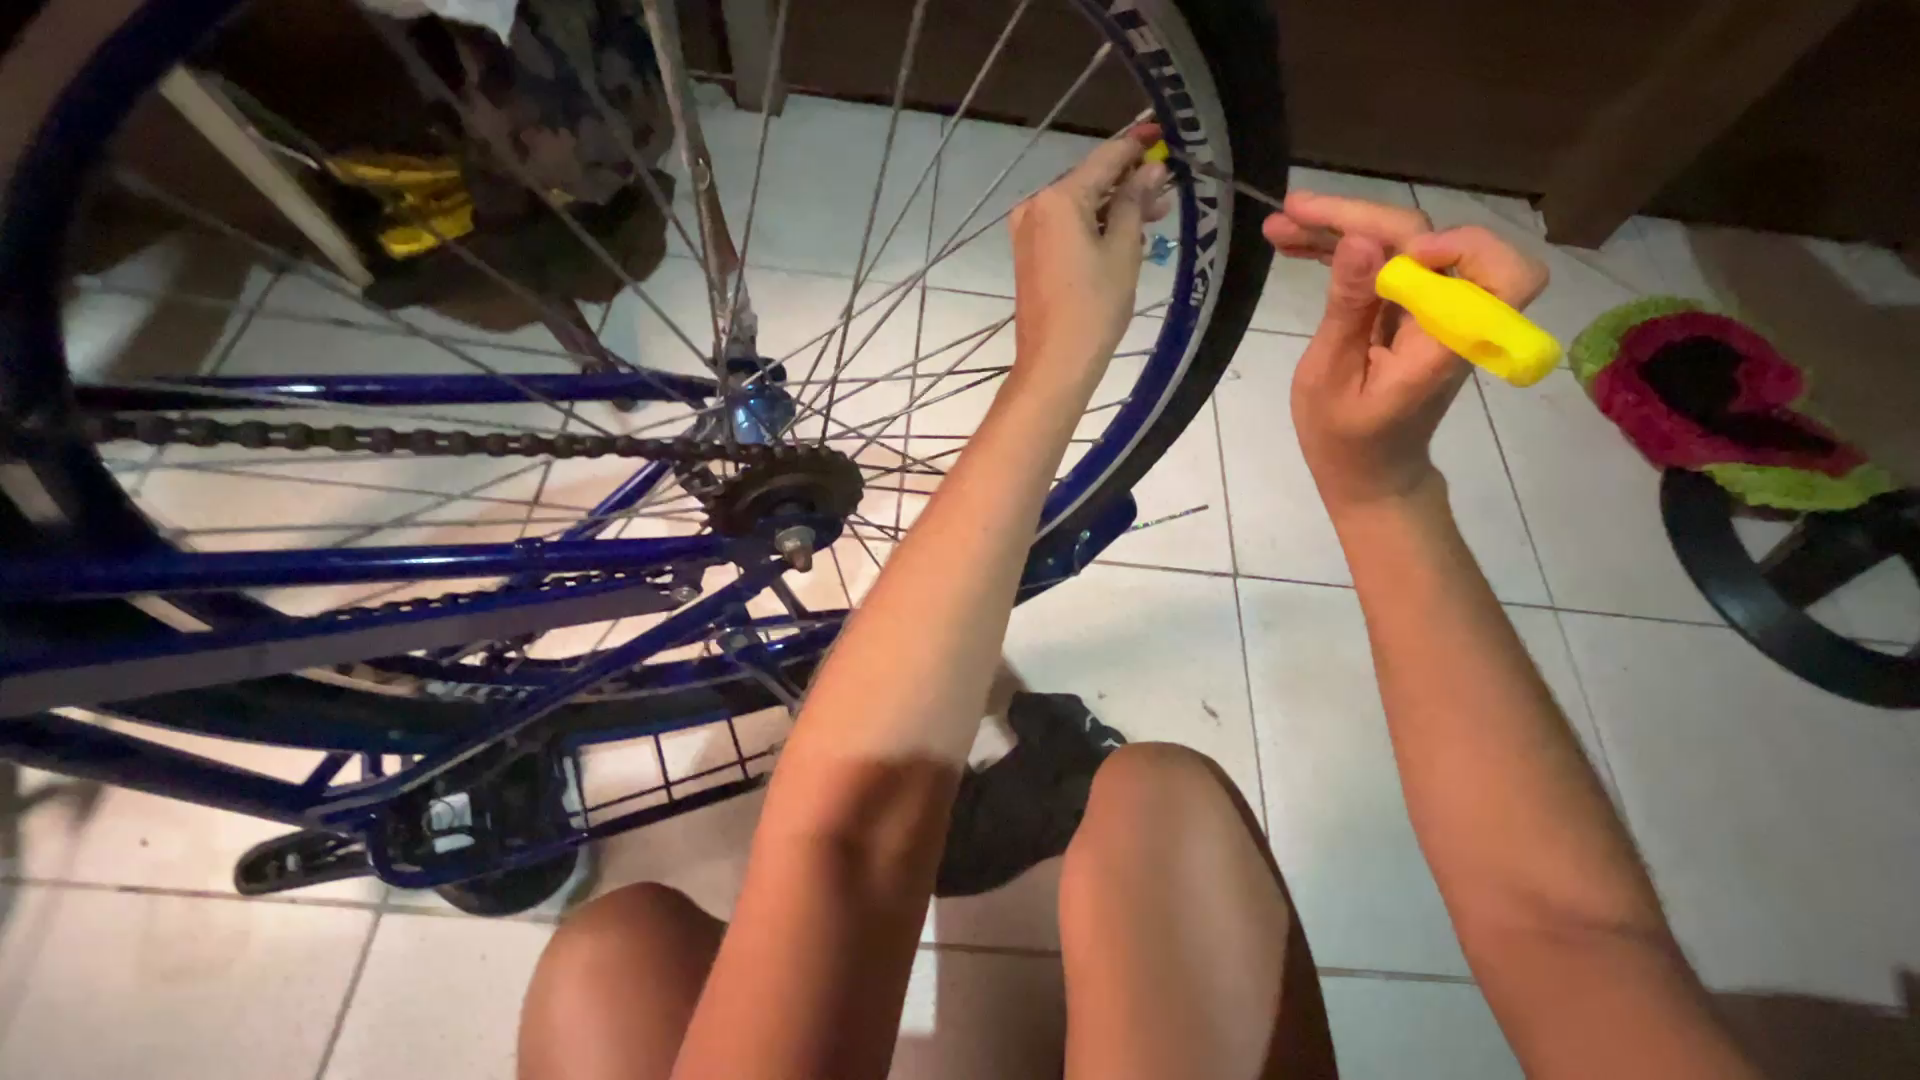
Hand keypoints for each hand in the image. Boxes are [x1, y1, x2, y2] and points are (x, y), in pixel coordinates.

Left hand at [1008, 124, 1168, 378]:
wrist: (1055, 362)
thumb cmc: (1094, 308)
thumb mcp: (1123, 251)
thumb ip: (1134, 203)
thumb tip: (1151, 169)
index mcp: (1058, 199)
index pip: (1105, 158)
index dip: (1136, 146)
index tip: (1163, 136)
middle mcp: (1036, 206)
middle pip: (1089, 182)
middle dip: (1128, 184)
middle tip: (1166, 194)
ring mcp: (1027, 231)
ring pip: (1078, 206)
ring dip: (1114, 209)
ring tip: (1153, 221)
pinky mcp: (1028, 253)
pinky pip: (1065, 228)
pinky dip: (1093, 227)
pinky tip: (1122, 238)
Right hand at [1265, 193, 1547, 511]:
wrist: (1369, 472)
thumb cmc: (1346, 441)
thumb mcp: (1330, 379)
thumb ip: (1347, 310)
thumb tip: (1358, 243)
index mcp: (1444, 344)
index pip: (1497, 275)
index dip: (1459, 249)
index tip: (1399, 253)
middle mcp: (1449, 316)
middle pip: (1426, 241)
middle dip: (1359, 220)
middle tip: (1290, 215)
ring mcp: (1430, 309)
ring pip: (1400, 244)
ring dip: (1341, 230)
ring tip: (1279, 228)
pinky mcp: (1410, 308)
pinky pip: (1385, 264)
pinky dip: (1344, 251)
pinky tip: (1297, 245)